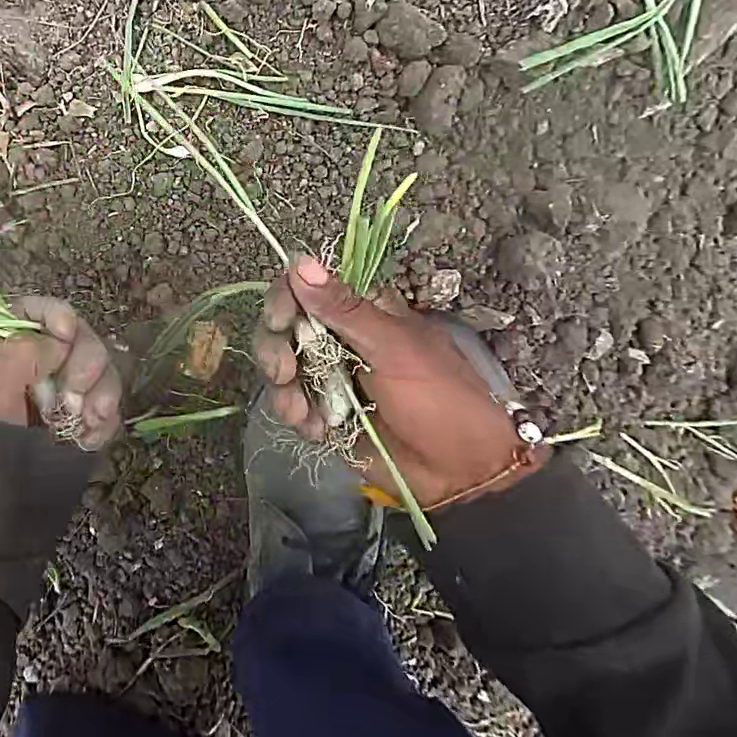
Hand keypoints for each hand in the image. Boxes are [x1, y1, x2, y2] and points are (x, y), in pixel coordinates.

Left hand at [0, 297, 122, 449]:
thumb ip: (17, 360)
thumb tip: (58, 341)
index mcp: (8, 346)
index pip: (34, 311)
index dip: (55, 313)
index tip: (66, 331)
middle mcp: (42, 359)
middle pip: (79, 337)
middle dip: (85, 362)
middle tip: (74, 394)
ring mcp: (67, 386)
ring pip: (103, 368)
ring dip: (102, 391)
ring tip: (86, 419)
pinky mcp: (86, 413)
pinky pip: (109, 404)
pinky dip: (105, 419)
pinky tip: (89, 436)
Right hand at [252, 255, 535, 506]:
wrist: (461, 474)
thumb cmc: (439, 399)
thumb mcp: (394, 348)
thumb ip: (344, 309)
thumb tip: (299, 262)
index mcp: (361, 311)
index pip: (307, 288)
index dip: (285, 299)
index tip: (280, 320)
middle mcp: (339, 337)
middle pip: (283, 325)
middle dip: (275, 348)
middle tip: (284, 371)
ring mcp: (329, 375)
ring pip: (281, 365)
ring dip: (284, 387)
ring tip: (304, 412)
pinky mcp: (323, 411)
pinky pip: (290, 403)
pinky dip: (296, 415)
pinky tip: (318, 429)